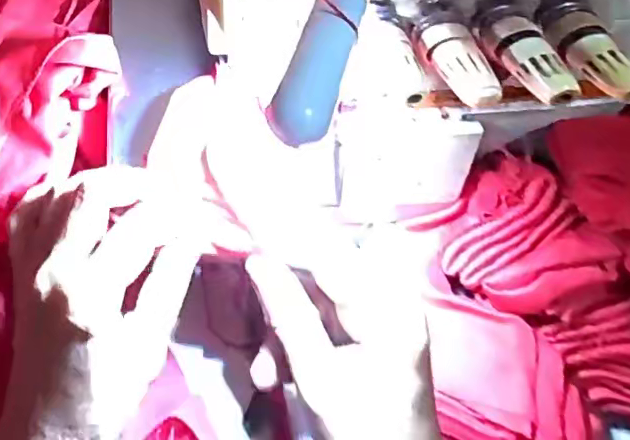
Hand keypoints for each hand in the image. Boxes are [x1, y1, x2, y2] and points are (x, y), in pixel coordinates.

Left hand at [0, 166, 207, 439]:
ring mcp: (28, 259)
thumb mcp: (148, 347)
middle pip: (90, 192)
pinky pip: (28, 206)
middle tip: (163, 189)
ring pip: (60, 189)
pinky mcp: (16, 260)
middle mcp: (52, 266)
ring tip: (131, 188)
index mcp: (90, 296)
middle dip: (133, 181)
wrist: (45, 422)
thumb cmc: (103, 394)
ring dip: (99, 179)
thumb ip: (168, 283)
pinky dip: (54, 189)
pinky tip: (79, 193)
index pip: (136, 228)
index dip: (170, 211)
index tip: (192, 209)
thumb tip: (190, 232)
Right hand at [244, 240, 439, 439]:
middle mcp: (387, 297)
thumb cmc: (366, 434)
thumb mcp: (320, 379)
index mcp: (387, 307)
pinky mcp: (363, 323)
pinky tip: (275, 370)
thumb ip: (288, 313)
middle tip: (244, 274)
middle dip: (277, 280)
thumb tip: (256, 258)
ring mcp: (376, 310)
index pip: (325, 251)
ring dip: (280, 317)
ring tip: (266, 365)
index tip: (241, 211)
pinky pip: (316, 308)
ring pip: (311, 286)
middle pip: (318, 262)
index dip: (281, 230)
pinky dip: (292, 331)